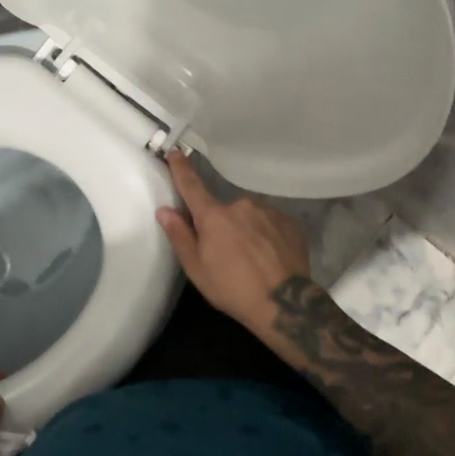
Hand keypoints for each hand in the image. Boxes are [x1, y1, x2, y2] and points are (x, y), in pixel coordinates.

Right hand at [155, 150, 311, 334]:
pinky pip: (270, 224)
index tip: (175, 152)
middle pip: (223, 210)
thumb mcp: (197, 268)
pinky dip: (266, 236)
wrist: (284, 303)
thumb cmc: (232, 288)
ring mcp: (269, 211)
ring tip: (251, 259)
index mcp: (214, 216)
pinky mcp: (290, 223)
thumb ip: (180, 236)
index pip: (192, 185)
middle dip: (221, 225)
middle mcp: (241, 205)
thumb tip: (164, 210)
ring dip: (246, 230)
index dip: (181, 168)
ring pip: (249, 216)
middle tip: (225, 255)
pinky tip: (268, 258)